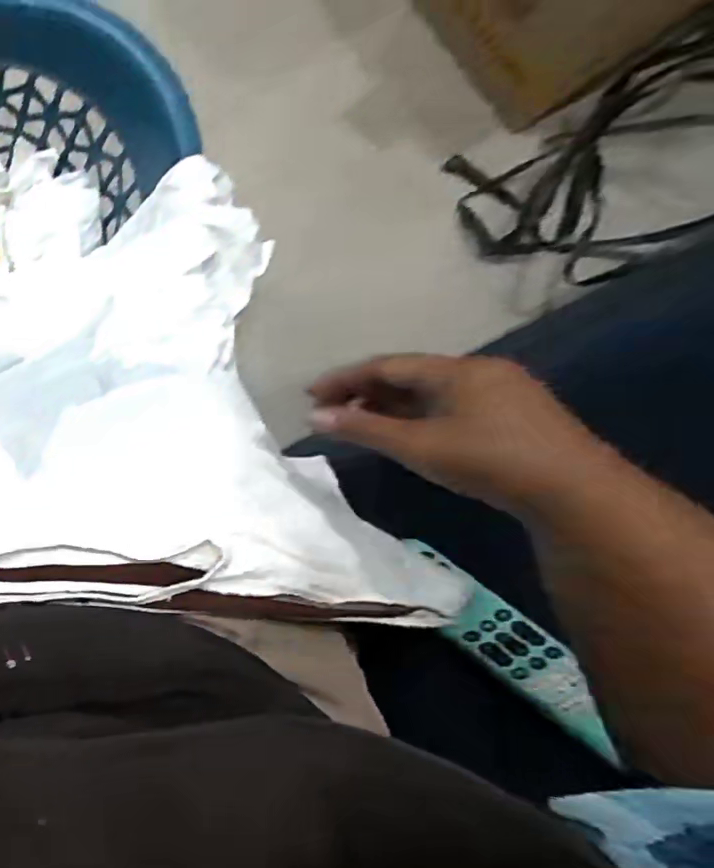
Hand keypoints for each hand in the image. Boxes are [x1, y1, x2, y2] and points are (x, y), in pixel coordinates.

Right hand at [307, 354, 612, 514]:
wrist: (572, 489)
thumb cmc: (485, 460)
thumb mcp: (414, 445)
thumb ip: (361, 428)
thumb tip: (313, 416)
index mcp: (459, 371)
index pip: (387, 365)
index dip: (343, 378)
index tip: (307, 395)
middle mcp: (480, 371)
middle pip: (408, 373)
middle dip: (362, 388)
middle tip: (325, 408)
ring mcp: (498, 390)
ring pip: (426, 388)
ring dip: (384, 401)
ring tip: (352, 420)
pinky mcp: (507, 411)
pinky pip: (445, 400)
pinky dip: (410, 410)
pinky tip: (395, 427)